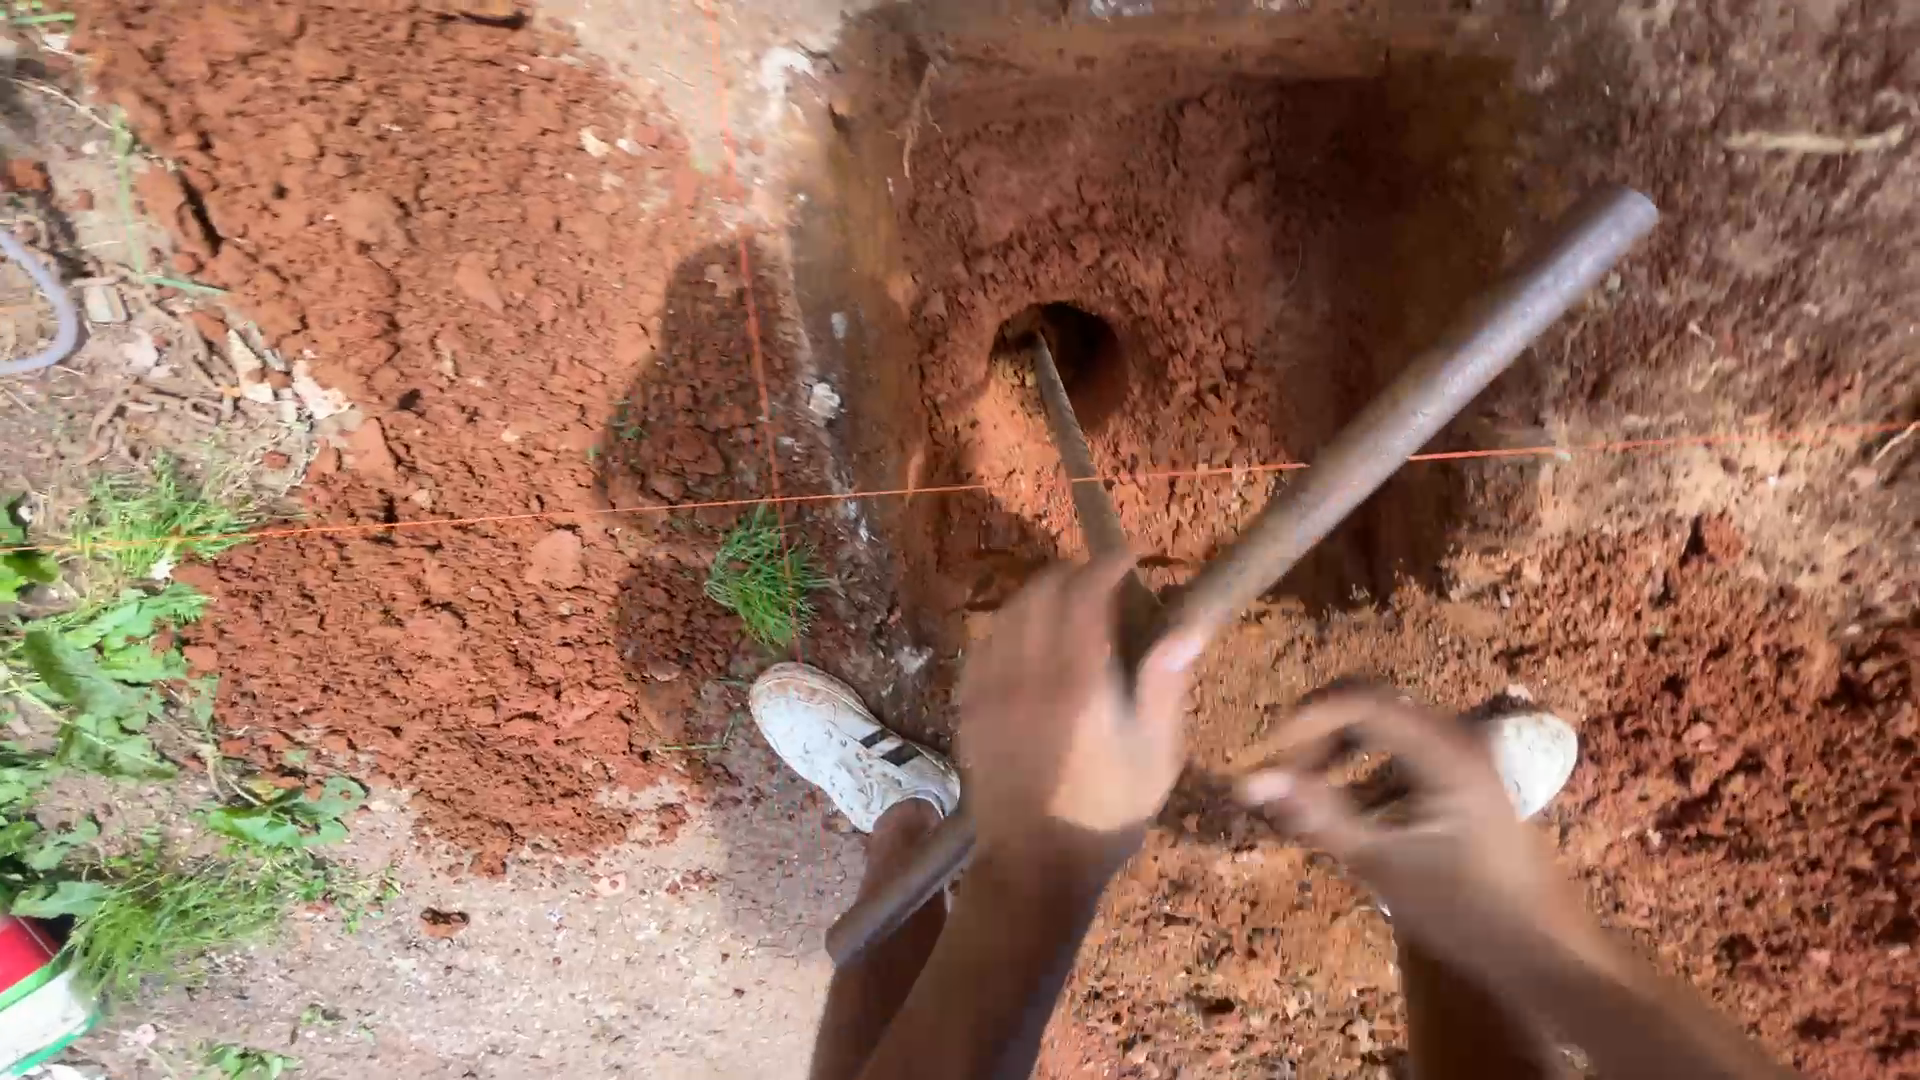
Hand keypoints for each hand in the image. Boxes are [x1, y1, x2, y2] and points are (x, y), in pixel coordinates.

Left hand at [957, 556, 1206, 880]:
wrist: (1036, 862)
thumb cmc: (1109, 810)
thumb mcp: (1155, 754)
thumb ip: (1165, 684)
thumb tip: (1188, 626)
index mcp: (1080, 683)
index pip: (1085, 595)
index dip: (1105, 565)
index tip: (1124, 556)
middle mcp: (1027, 675)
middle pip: (1039, 593)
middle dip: (1070, 573)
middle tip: (1096, 579)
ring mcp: (990, 690)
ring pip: (1006, 614)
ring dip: (1036, 595)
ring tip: (1063, 602)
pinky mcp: (969, 708)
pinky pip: (982, 646)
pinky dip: (1006, 626)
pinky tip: (1024, 638)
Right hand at [1236, 687, 1613, 983]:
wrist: (1552, 958)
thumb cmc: (1468, 914)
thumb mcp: (1381, 864)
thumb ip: (1315, 816)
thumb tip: (1250, 782)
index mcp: (1443, 750)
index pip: (1356, 700)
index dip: (1303, 720)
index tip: (1269, 756)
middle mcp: (1453, 737)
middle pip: (1364, 701)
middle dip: (1313, 730)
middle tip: (1282, 771)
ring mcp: (1459, 753)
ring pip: (1376, 720)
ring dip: (1332, 745)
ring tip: (1304, 787)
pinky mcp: (1457, 773)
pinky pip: (1393, 744)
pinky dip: (1356, 762)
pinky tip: (1341, 801)